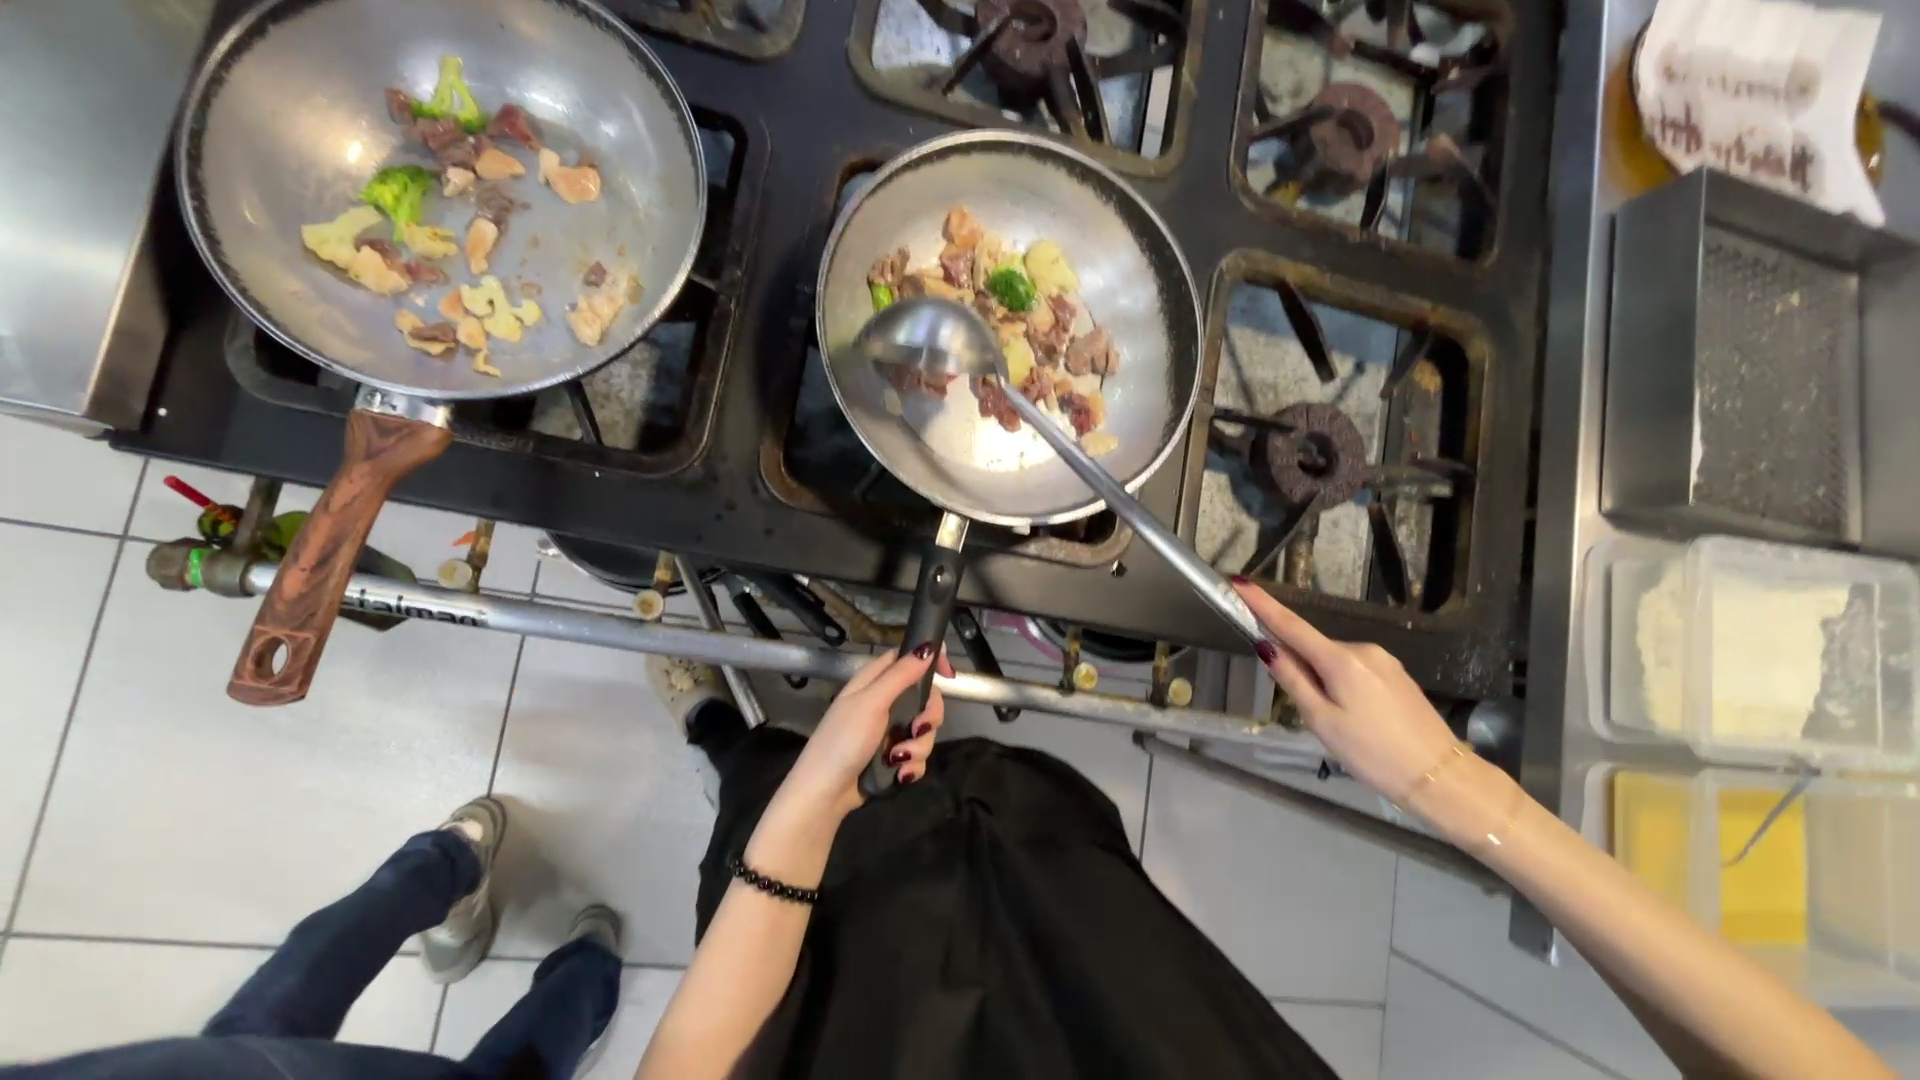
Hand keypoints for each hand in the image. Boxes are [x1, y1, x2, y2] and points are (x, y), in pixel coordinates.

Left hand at [774, 645, 953, 820]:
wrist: (825, 793)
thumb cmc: (843, 741)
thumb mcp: (871, 703)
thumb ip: (900, 675)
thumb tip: (928, 647)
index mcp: (874, 682)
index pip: (907, 659)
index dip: (929, 661)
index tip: (948, 675)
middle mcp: (884, 703)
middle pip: (925, 697)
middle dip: (928, 717)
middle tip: (918, 729)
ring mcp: (889, 731)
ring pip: (924, 730)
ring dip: (917, 748)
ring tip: (896, 759)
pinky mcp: (893, 757)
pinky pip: (918, 755)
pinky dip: (911, 766)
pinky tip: (898, 775)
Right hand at [1232, 581, 1460, 803]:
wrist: (1439, 775)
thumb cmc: (1372, 753)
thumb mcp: (1322, 721)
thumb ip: (1292, 681)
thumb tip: (1266, 646)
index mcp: (1340, 659)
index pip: (1290, 625)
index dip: (1262, 604)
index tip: (1239, 582)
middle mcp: (1363, 649)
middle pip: (1313, 648)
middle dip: (1299, 669)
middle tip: (1311, 714)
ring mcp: (1384, 659)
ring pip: (1334, 662)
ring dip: (1323, 682)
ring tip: (1340, 725)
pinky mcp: (1397, 674)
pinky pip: (1355, 670)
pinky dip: (1343, 686)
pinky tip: (1358, 719)